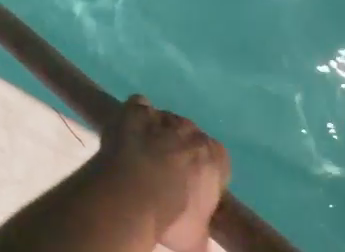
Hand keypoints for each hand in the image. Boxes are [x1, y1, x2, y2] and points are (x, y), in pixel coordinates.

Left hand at [100, 95, 230, 251]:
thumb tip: (199, 239)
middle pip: (187, 136)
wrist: (130, 193)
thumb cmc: (170, 216)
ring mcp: (161, 115)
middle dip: (178, 149)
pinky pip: (138, 105)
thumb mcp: (196, 237)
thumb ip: (202, 229)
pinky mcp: (134, 109)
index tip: (191, 185)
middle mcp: (191, 130)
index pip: (216, 159)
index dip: (203, 171)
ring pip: (162, 119)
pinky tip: (128, 130)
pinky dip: (134, 116)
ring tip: (141, 153)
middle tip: (163, 171)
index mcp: (215, 158)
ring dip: (155, 132)